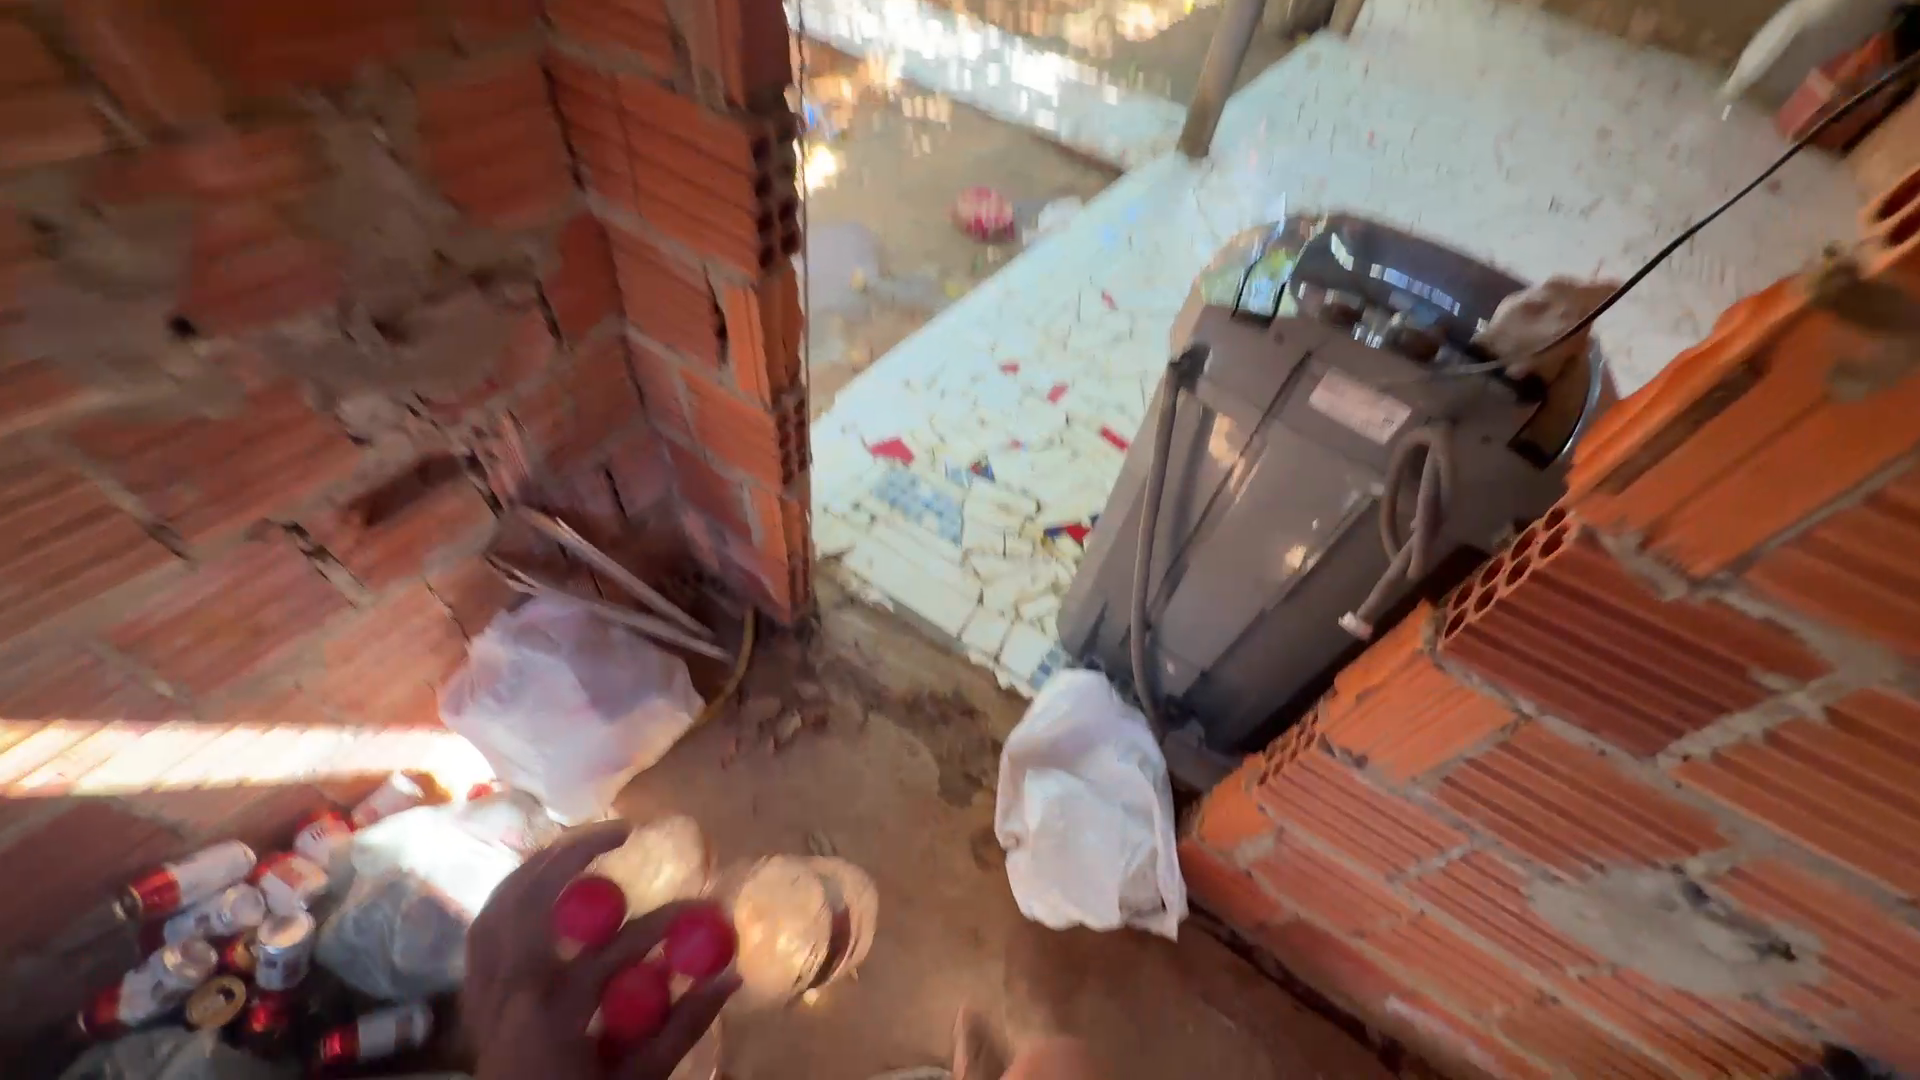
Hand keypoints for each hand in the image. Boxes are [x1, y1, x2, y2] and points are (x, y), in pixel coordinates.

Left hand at [465, 821, 739, 1079]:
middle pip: (534, 898)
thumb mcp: (640, 1079)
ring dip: (540, 865)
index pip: (616, 947)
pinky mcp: (474, 997)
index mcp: (552, 1011)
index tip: (698, 906)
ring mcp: (484, 992)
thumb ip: (685, 1025)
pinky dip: (512, 895)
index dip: (665, 919)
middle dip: (577, 852)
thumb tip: (733, 974)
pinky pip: (484, 928)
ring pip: (500, 904)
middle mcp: (509, 991)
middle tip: (623, 831)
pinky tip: (540, 882)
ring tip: (581, 842)